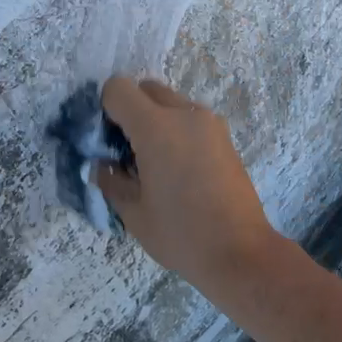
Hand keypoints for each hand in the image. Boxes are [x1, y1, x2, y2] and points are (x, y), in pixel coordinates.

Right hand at [92, 75, 282, 291]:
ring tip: (156, 165)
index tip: (107, 141)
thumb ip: (111, 181)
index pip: (118, 89)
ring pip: (170, 102)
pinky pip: (190, 118)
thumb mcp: (134, 214)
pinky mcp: (224, 135)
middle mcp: (184, 113)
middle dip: (130, 111)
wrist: (241, 252)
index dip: (105, 109)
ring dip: (156, 120)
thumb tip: (100, 166)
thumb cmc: (181, 234)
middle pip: (146, 89)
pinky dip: (177, 130)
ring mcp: (209, 121)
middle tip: (128, 153)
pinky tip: (180, 171)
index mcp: (156, 127)